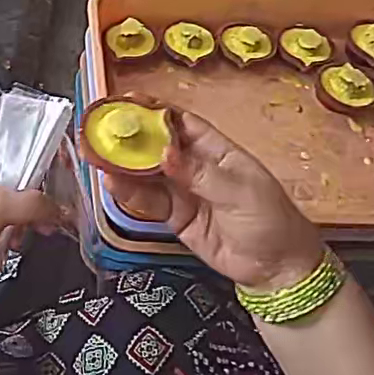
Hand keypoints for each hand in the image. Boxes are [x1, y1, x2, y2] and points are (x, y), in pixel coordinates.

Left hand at [0, 150, 57, 280]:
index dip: (43, 160)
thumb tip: (62, 211)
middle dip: (40, 201)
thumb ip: (35, 204)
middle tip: (53, 216)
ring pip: (20, 209)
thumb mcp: (0, 205)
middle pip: (25, 184)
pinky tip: (15, 245)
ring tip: (35, 233)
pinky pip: (10, 228)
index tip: (63, 175)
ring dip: (29, 222)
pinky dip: (16, 236)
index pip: (21, 152)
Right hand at [104, 111, 323, 291]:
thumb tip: (164, 154)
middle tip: (101, 132)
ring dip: (123, 166)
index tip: (128, 104)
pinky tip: (112, 184)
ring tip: (97, 158)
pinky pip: (147, 201)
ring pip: (146, 174)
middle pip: (156, 147)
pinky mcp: (174, 216)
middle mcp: (195, 167)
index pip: (180, 123)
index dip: (154, 112)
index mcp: (216, 151)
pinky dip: (128, 193)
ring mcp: (182, 192)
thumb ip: (199, 174)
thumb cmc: (270, 222)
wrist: (276, 270)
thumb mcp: (240, 193)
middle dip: (130, 139)